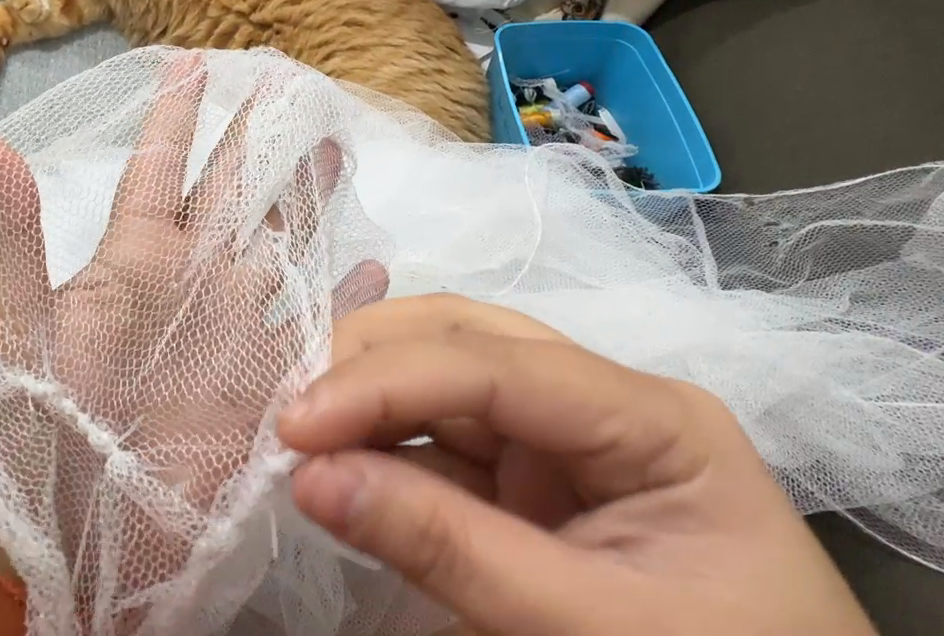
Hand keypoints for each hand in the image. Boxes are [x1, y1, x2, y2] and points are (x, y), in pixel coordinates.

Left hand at [0, 56, 387, 622]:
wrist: (73, 537)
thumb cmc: (32, 428)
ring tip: (336, 149)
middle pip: (235, 192)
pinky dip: (347, 300)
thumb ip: (10, 238)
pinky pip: (317, 330)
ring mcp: (235, 332)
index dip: (174, 114)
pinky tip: (377, 267)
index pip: (158, 167)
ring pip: (283, 246)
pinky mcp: (269, 388)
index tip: (191, 60)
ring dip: (308, 199)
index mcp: (132, 260)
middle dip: (260, 139)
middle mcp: (190, 282)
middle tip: (292, 85)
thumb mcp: (12, 326)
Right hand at [278, 295, 877, 635]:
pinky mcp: (528, 480)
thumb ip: (448, 549)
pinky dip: (381, 445)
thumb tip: (310, 478)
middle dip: (370, 365)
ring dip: (366, 399)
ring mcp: (561, 437)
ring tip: (303, 439)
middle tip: (292, 422)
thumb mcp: (588, 628)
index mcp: (651, 418)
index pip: (496, 364)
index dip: (384, 384)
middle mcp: (598, 402)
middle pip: (464, 336)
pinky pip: (439, 438)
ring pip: (439, 376)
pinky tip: (339, 459)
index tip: (294, 427)